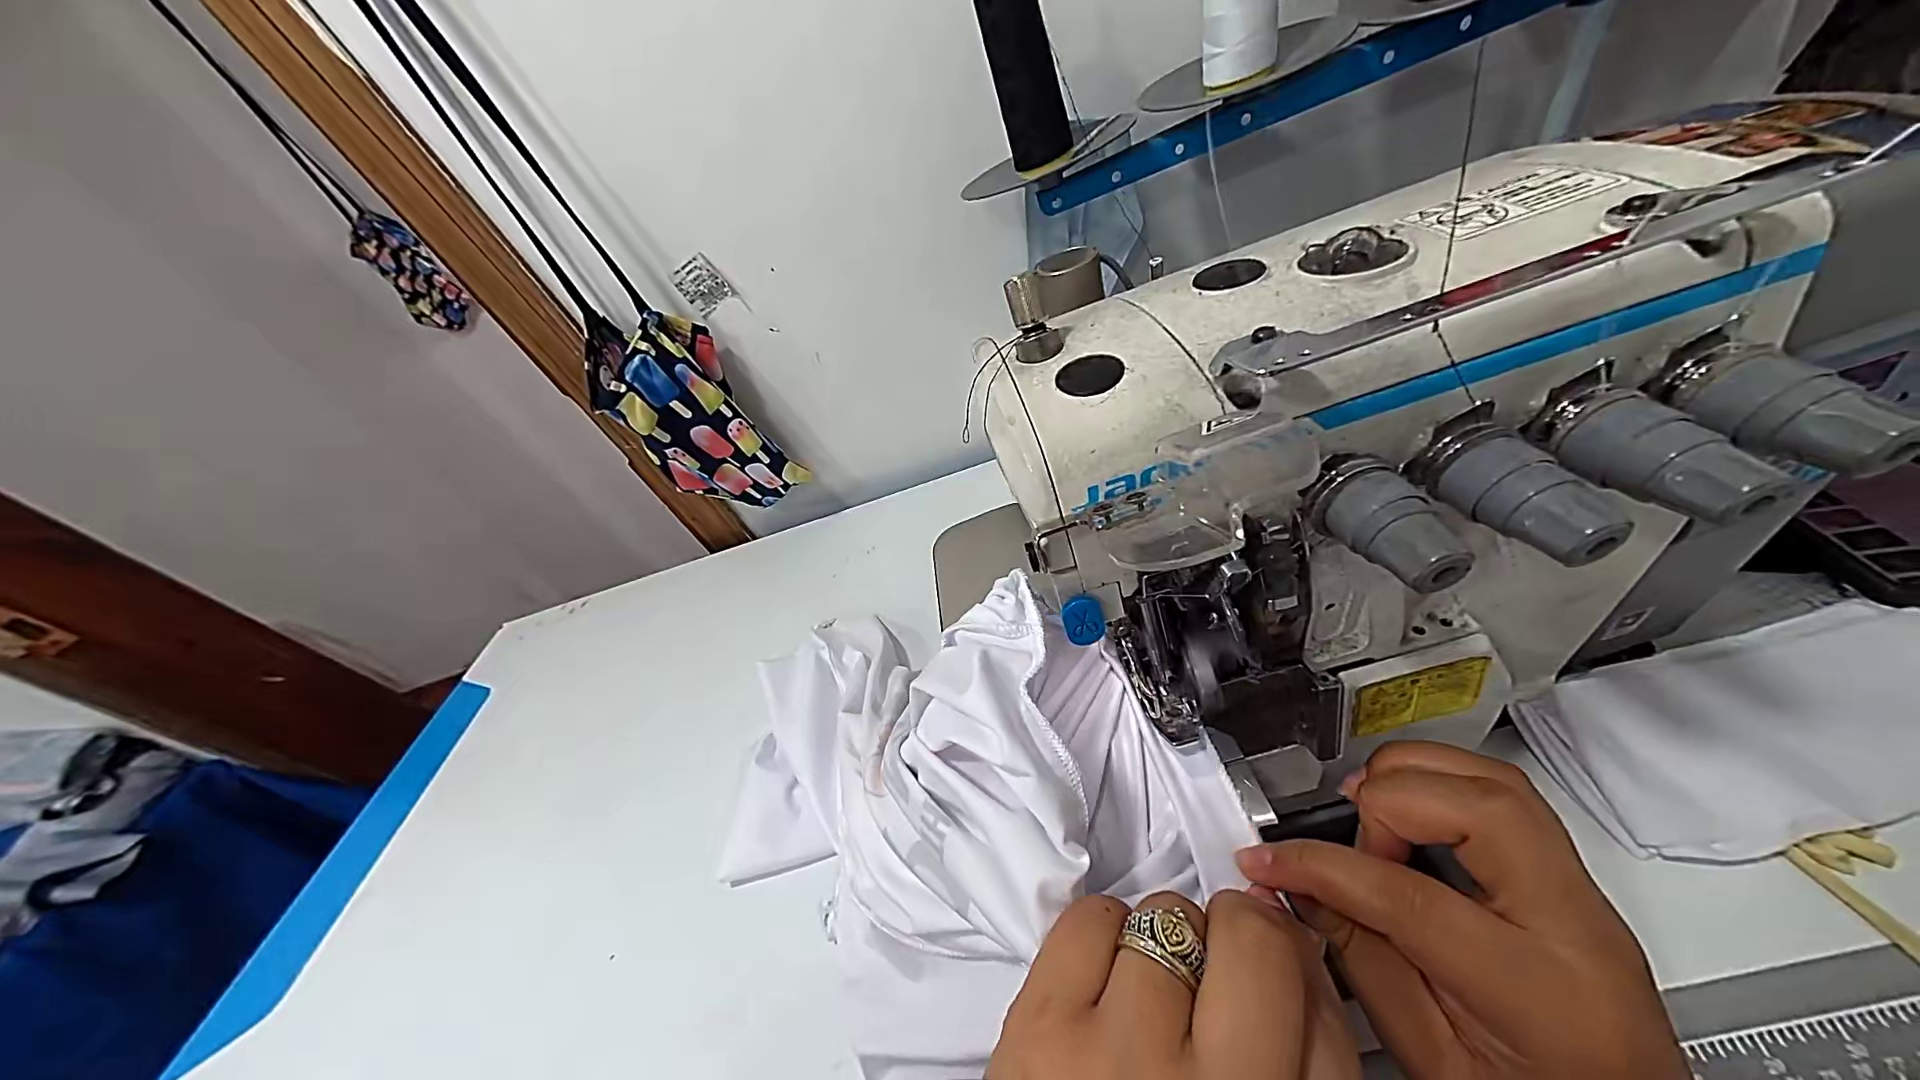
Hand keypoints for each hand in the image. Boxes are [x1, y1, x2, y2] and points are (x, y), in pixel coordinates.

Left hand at [988, 890, 1359, 1079]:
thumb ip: (1293, 1064)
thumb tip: (1290, 960)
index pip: (1325, 1016)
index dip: (1298, 976)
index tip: (1274, 969)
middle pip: (1254, 945)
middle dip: (1238, 937)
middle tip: (1213, 963)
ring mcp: (1123, 1058)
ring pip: (1168, 919)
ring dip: (1162, 939)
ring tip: (1147, 991)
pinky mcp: (1043, 1028)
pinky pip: (1090, 919)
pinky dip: (1100, 928)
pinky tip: (1101, 976)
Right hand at [1236, 741, 1687, 1079]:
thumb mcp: (1429, 1054)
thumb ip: (1357, 958)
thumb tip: (1295, 887)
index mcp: (1539, 995)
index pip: (1408, 897)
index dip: (1317, 865)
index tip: (1267, 859)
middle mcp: (1578, 929)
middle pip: (1481, 805)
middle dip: (1387, 799)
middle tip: (1345, 835)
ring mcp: (1583, 895)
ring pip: (1496, 780)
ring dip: (1413, 780)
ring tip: (1370, 815)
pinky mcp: (1569, 875)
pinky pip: (1503, 792)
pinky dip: (1439, 783)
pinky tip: (1406, 813)